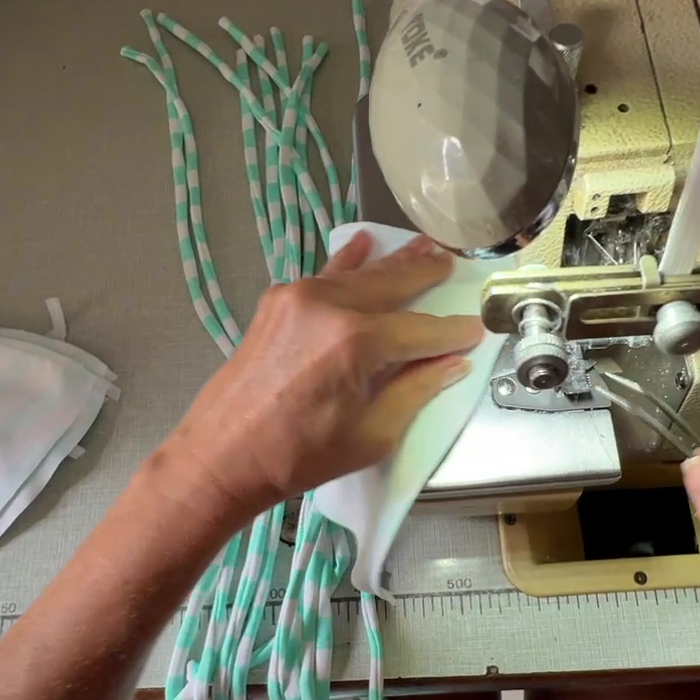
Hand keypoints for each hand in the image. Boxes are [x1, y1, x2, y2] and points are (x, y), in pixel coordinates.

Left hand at [160, 231, 483, 520]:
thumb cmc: (298, 456)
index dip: (453, 332)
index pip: (422, 330)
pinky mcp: (277, 301)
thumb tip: (453, 363)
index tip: (476, 329)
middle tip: (454, 263)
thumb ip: (416, 390)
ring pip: (360, 275)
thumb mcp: (371, 434)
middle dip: (427, 275)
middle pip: (392, 285)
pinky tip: (363, 243)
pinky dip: (347, 262)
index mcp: (356, 341)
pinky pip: (324, 276)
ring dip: (393, 263)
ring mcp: (298, 297)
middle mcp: (329, 306)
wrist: (222, 454)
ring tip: (424, 246)